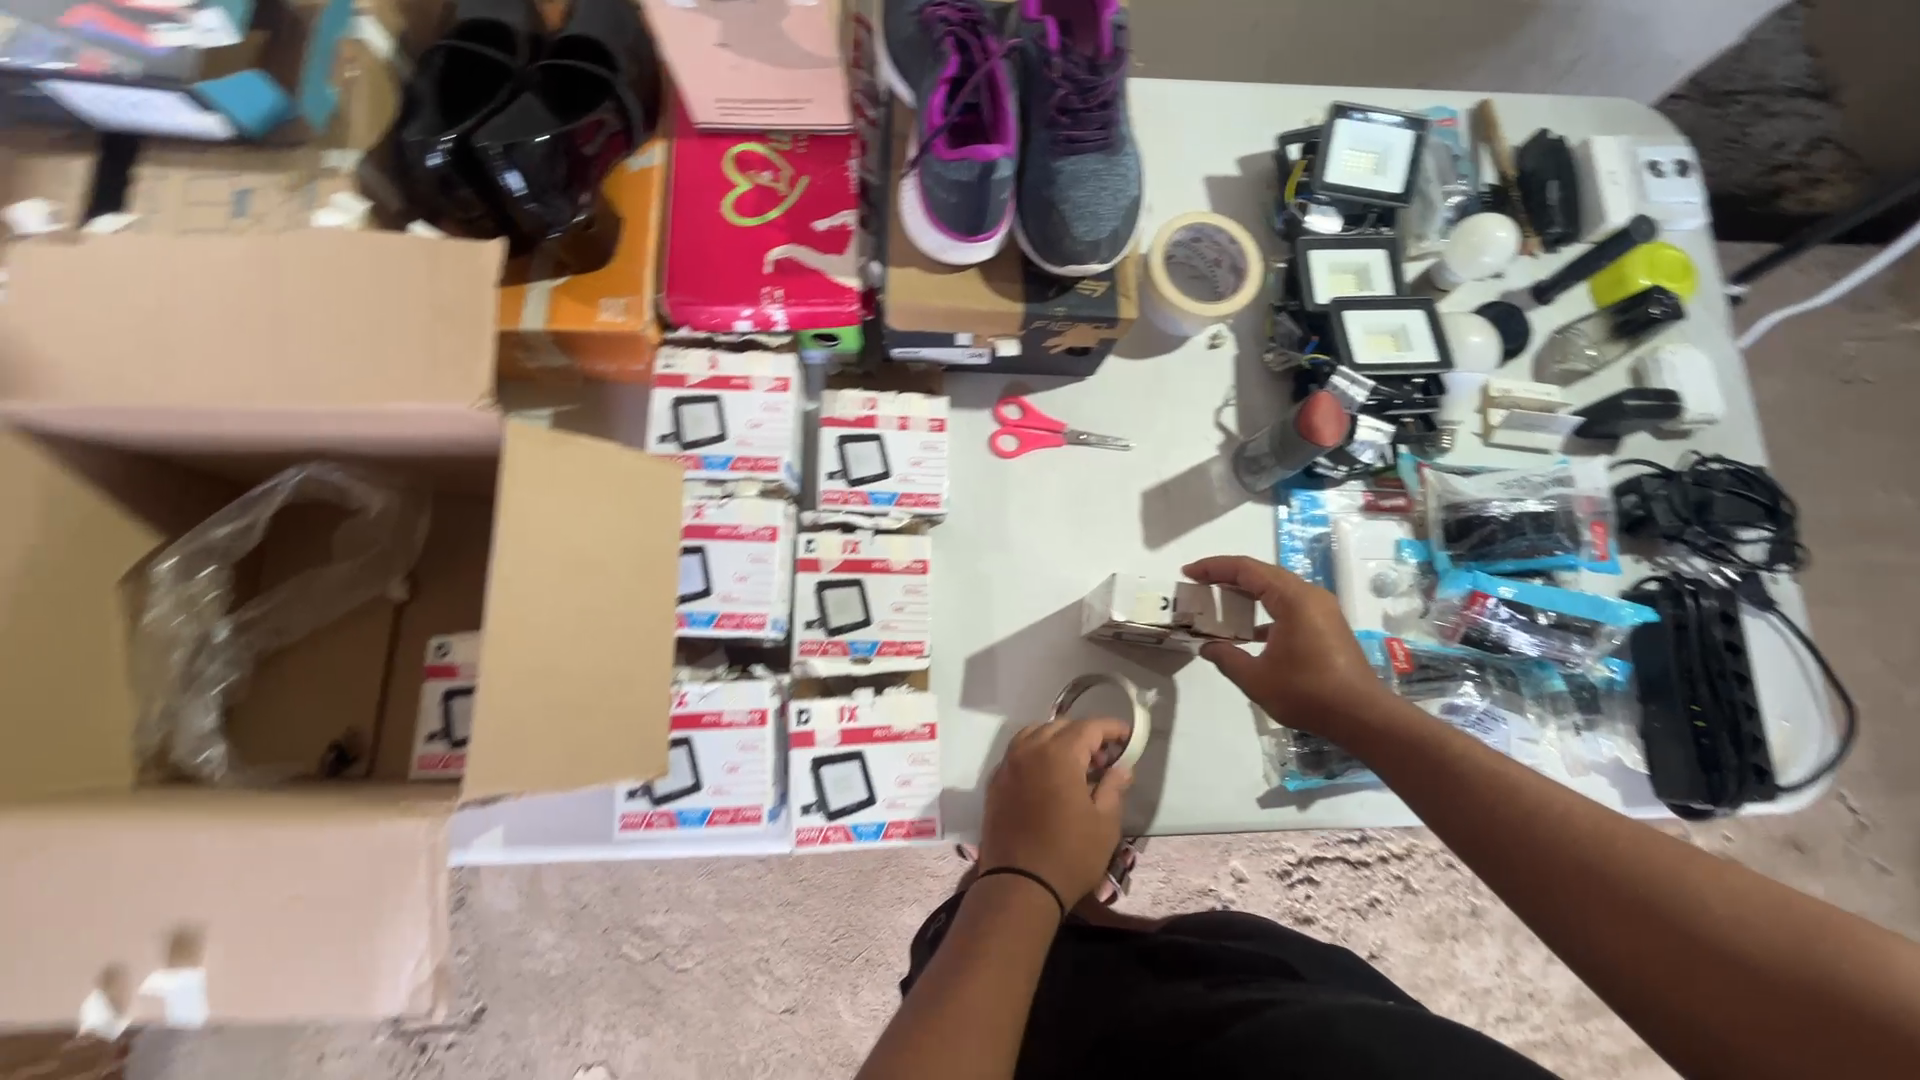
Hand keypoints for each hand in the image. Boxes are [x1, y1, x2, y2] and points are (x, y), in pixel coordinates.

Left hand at [977, 716, 1132, 908]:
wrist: (1019, 885)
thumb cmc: (1070, 855)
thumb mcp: (1105, 823)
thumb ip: (1113, 788)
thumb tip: (1120, 768)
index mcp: (1058, 754)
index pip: (1089, 727)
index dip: (1111, 729)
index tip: (1128, 738)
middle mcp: (1029, 751)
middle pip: (1060, 726)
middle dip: (1085, 735)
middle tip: (1105, 759)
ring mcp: (1007, 765)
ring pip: (1034, 735)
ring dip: (1058, 740)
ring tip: (1076, 765)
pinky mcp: (995, 783)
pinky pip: (1017, 754)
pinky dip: (1036, 754)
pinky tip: (1049, 777)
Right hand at [1183, 555, 1399, 739]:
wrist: (1362, 715)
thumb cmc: (1308, 693)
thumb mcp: (1256, 679)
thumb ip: (1226, 657)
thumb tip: (1207, 647)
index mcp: (1293, 599)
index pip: (1246, 569)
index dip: (1213, 568)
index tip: (1189, 573)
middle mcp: (1310, 595)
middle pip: (1262, 573)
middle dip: (1227, 576)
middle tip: (1198, 584)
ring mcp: (1322, 609)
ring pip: (1277, 588)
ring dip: (1247, 592)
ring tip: (1218, 602)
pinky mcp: (1327, 625)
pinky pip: (1289, 605)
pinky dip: (1265, 609)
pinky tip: (1248, 630)